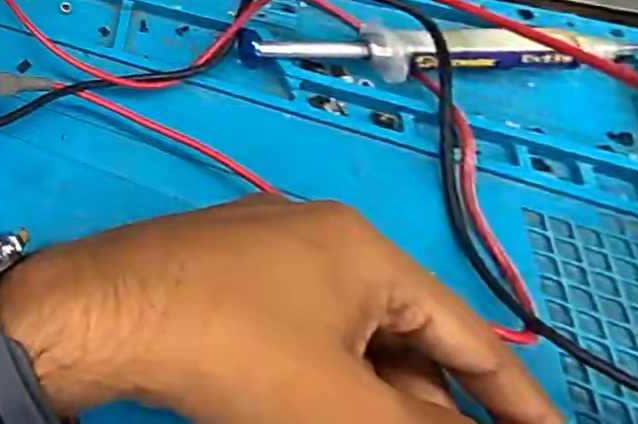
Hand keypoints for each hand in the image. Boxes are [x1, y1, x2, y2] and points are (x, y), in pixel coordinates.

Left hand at [0, 196, 561, 423]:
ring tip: (352, 420)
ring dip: (372, 397)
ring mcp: (261, 247)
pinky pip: (299, 329)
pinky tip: (312, 410)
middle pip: (404, 338)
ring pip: (348, 338)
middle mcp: (312, 233)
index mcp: (358, 246)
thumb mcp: (349, 408)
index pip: (469, 335)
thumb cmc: (240, 351)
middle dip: (428, 408)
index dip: (523, 408)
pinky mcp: (225, 270)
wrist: (114, 311)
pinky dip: (324, 379)